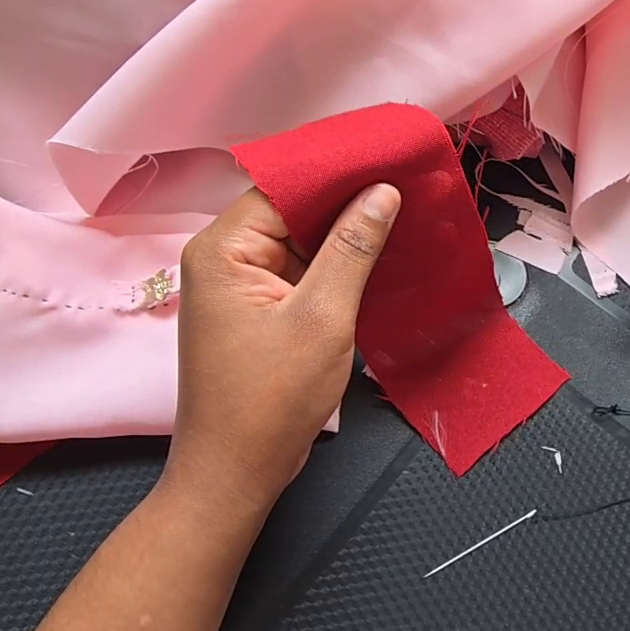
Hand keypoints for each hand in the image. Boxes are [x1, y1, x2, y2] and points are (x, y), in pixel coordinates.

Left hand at [162, 184, 400, 513]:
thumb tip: (382, 191)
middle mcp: (225, 258)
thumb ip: (352, 248)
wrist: (237, 473)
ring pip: (301, 239)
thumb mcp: (322, 317)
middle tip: (406, 179)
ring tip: (403, 206)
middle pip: (291, 210)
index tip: (389, 156)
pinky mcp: (261, 308)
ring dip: (346, 231)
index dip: (338, 171)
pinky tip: (379, 250)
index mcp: (223, 249)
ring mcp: (242, 285)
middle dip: (347, 199)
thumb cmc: (272, 398)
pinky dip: (337, 261)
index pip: (284, 188)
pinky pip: (302, 269)